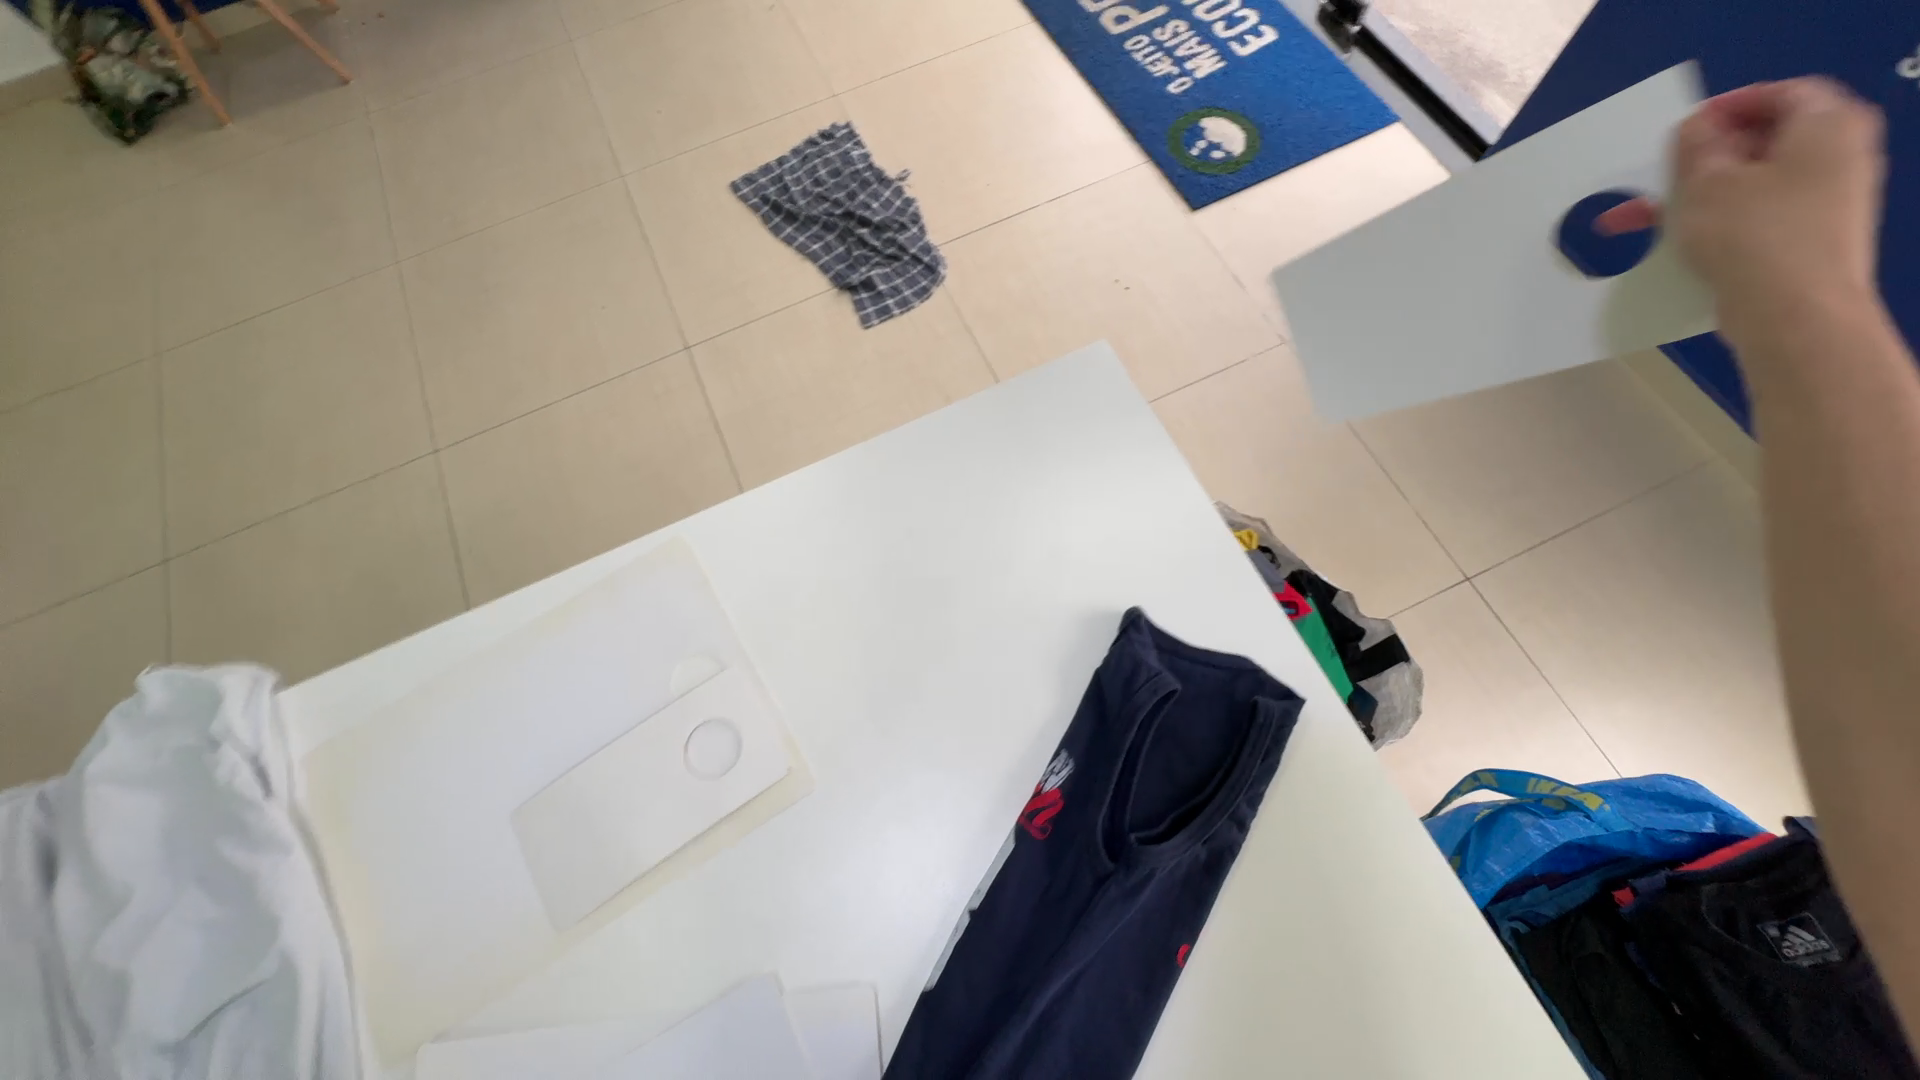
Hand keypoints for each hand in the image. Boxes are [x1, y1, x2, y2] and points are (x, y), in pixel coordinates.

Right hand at [1595, 78, 1887, 348]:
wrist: (1792, 310)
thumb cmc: (1752, 233)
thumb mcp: (1709, 184)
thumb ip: (1699, 147)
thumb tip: (1699, 127)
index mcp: (1826, 126)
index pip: (1782, 94)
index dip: (1729, 107)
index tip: (1682, 129)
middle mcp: (1837, 155)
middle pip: (1761, 143)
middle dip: (1697, 161)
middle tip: (1651, 177)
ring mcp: (1824, 200)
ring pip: (1748, 184)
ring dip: (1691, 197)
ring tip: (1633, 221)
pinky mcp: (1805, 238)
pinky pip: (1753, 216)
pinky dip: (1712, 221)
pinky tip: (1670, 242)